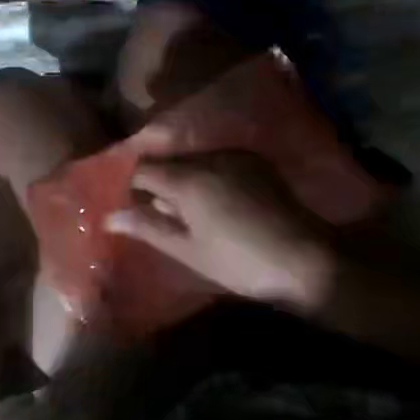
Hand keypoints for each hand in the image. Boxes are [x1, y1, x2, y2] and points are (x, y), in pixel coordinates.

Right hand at [108, 151, 334, 312]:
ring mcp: (235, 157)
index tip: (136, 209)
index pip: (143, 169)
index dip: (134, 188)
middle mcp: (207, 158)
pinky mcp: (256, 163)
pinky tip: (220, 203)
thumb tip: (110, 217)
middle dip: (161, 185)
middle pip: (169, 163)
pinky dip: (210, 176)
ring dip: (186, 180)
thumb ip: (148, 227)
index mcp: (186, 180)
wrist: (309, 262)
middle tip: (165, 216)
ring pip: (193, 161)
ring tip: (193, 212)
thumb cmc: (240, 262)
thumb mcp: (188, 251)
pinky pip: (218, 162)